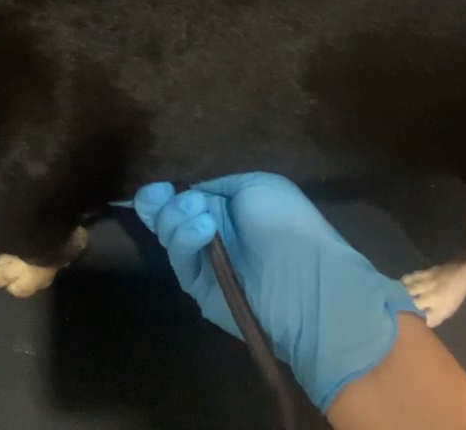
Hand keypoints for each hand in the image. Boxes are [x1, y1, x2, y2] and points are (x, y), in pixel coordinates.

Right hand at [133, 174, 417, 411]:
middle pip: (165, 213)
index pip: (183, 192)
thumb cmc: (288, 222)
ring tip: (200, 212)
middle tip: (161, 191)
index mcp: (224, 203)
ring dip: (175, 216)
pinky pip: (180, 259)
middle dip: (158, 200)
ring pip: (168, 233)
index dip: (167, 186)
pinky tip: (204, 228)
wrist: (306, 279)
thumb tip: (188, 191)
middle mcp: (208, 229)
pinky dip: (185, 238)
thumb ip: (216, 184)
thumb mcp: (256, 184)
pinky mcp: (198, 286)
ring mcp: (202, 259)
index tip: (160, 180)